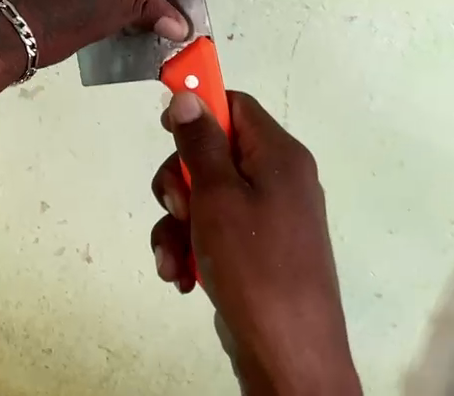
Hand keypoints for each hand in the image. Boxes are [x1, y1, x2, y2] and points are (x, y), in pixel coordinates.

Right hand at [150, 91, 359, 395]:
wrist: (288, 358)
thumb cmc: (254, 266)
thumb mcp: (216, 195)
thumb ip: (199, 142)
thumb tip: (188, 95)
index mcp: (279, 157)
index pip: (234, 105)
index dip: (197, 110)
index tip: (164, 129)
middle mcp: (278, 181)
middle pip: (211, 151)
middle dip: (178, 181)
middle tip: (175, 206)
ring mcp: (268, 219)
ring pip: (203, 195)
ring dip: (176, 223)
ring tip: (172, 257)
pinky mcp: (256, 251)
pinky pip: (212, 229)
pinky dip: (190, 247)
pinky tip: (181, 274)